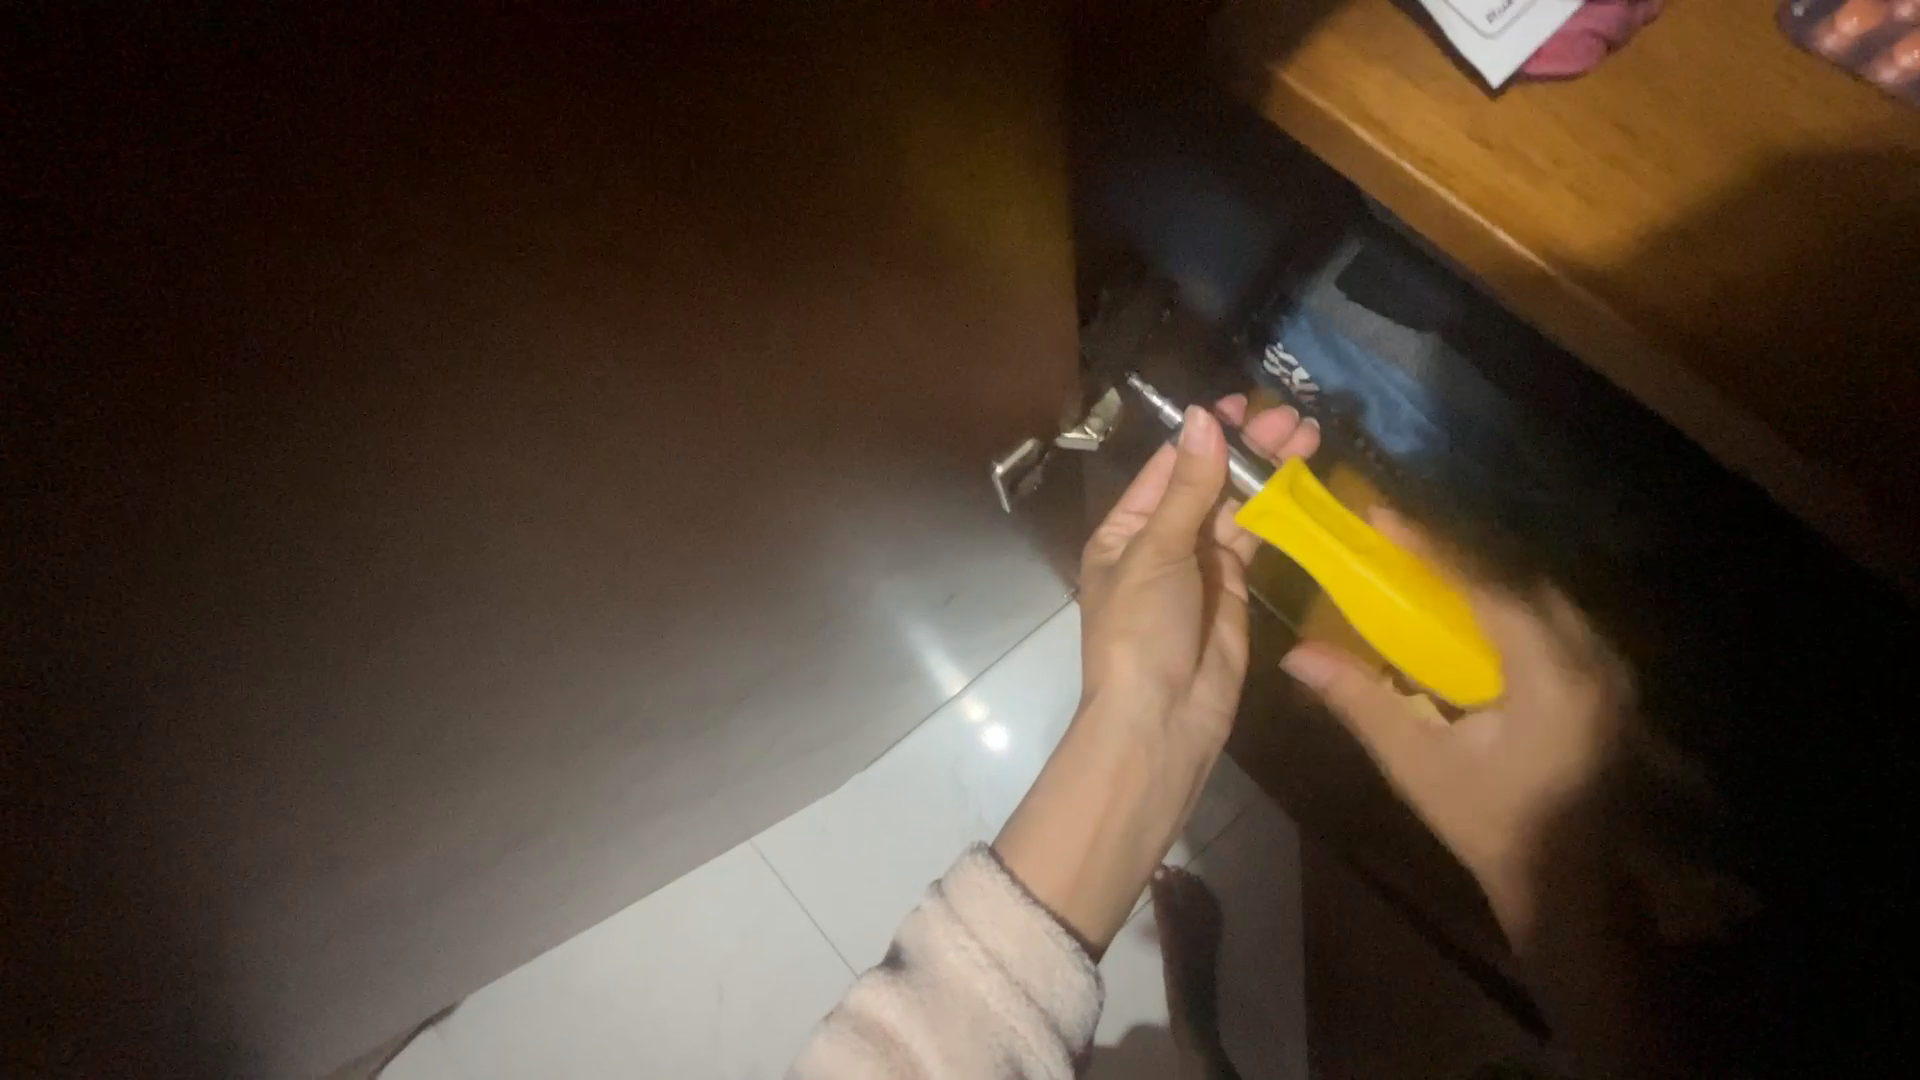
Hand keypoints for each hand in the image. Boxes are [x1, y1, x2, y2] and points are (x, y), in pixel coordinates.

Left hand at [1078, 396, 1320, 755]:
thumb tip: (1202, 417)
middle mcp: (1160, 542)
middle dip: (1242, 449)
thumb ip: (1187, 488)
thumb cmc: (1140, 626)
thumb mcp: (1155, 551)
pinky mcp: (1235, 587)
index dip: (1200, 436)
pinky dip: (1275, 510)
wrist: (1163, 714)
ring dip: (1265, 473)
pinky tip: (1300, 479)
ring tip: (1304, 433)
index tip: (1237, 405)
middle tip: (1287, 416)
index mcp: (1124, 530)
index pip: (1165, 470)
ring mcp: (1199, 565)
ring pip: (1234, 507)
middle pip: (1204, 483)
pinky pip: (1254, 539)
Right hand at [1279, 514, 1629, 946]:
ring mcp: (1606, 669)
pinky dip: (1501, 595)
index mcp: (1552, 679)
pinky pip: (1548, 615)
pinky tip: (1465, 599)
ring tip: (1420, 555)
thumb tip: (1295, 654)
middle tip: (1394, 532)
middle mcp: (1591, 660)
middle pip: (1520, 577)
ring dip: (1479, 568)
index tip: (1384, 517)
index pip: (1490, 588)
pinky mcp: (1603, 680)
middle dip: (1454, 548)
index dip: (1434, 548)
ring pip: (1539, 591)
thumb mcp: (1415, 763)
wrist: (1569, 881)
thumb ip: (1358, 701)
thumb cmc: (1488, 820)